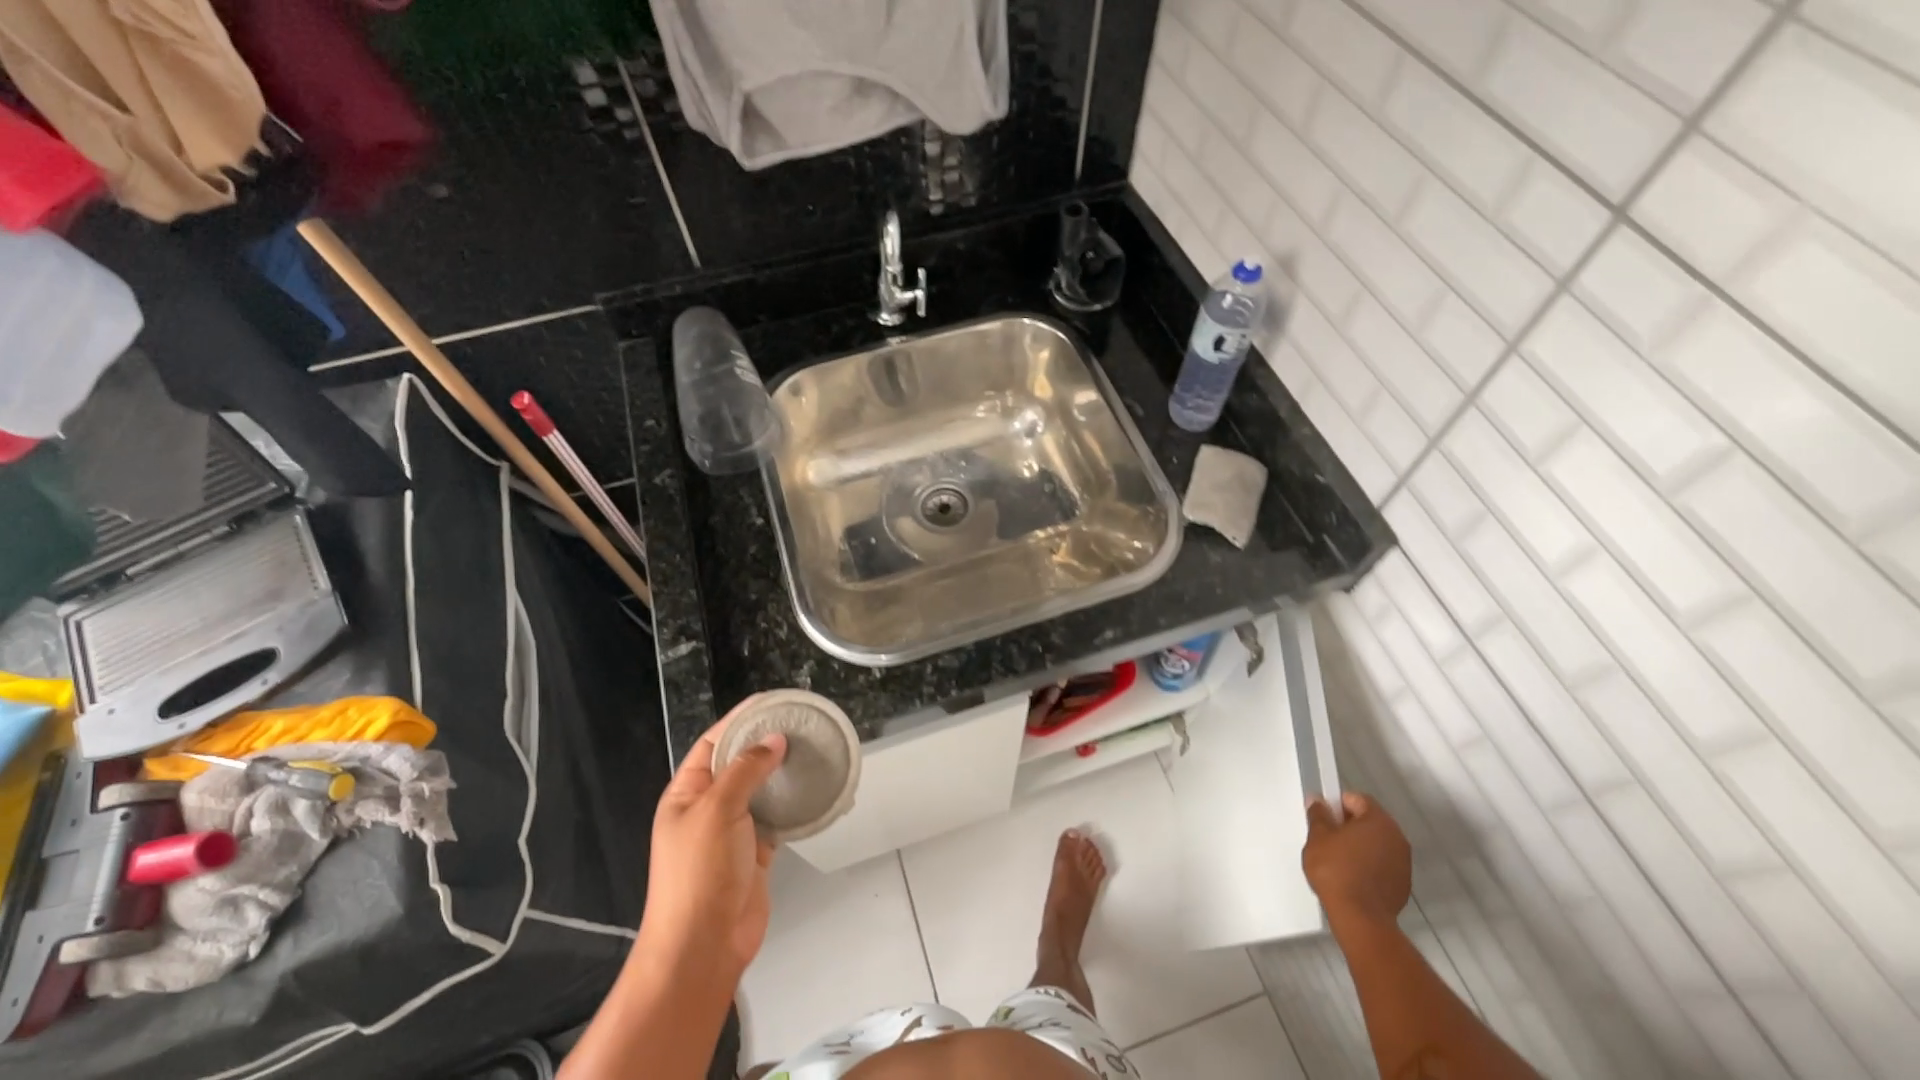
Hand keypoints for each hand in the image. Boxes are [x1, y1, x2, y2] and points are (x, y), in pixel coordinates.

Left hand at [640, 703, 788, 977]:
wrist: (703, 945)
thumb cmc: (699, 872)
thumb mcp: (717, 811)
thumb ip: (745, 771)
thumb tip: (773, 741)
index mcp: (686, 793)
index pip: (714, 743)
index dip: (741, 720)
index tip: (774, 703)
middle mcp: (707, 808)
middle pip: (738, 765)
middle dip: (766, 744)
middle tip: (802, 725)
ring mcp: (732, 833)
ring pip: (760, 792)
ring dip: (782, 775)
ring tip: (813, 751)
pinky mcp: (755, 855)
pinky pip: (776, 821)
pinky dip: (793, 807)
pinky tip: (814, 792)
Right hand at [1303, 792, 1410, 930]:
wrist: (1360, 917)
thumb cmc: (1336, 871)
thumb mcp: (1318, 839)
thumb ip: (1318, 816)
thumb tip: (1318, 801)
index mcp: (1378, 820)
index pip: (1357, 799)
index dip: (1337, 804)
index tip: (1323, 819)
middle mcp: (1397, 836)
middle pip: (1369, 821)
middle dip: (1349, 826)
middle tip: (1327, 840)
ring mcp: (1403, 861)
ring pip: (1377, 844)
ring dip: (1360, 846)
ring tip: (1339, 862)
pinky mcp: (1403, 883)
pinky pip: (1383, 864)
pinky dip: (1370, 865)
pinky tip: (1353, 879)